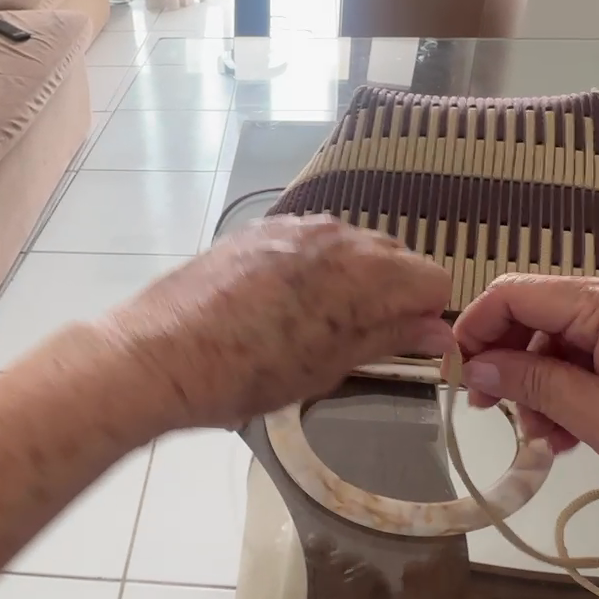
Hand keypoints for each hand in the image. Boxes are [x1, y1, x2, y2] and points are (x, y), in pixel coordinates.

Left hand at [99, 216, 452, 429]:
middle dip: (391, 295)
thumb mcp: (327, 366)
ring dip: (352, 279)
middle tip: (357, 339)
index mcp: (365, 269)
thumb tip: (439, 334)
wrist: (159, 352)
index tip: (404, 345)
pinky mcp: (259, 226)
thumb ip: (388, 338)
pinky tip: (282, 300)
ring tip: (314, 321)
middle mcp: (337, 233)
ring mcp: (295, 224)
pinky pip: (310, 241)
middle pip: (394, 257)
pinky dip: (315, 266)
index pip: (432, 280)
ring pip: (351, 246)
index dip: (426, 316)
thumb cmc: (248, 373)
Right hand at [453, 275, 598, 532]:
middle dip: (511, 364)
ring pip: (567, 341)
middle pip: (541, 316)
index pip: (517, 292)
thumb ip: (534, 385)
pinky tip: (575, 433)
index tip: (456, 374)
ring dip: (543, 385)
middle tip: (497, 418)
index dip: (475, 327)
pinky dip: (576, 390)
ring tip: (546, 441)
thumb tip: (473, 368)